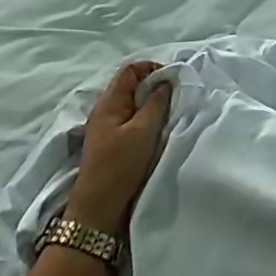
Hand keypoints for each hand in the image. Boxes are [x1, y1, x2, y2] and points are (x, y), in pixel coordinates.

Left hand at [64, 61, 171, 233]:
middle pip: (131, 85)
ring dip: (152, 103)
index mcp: (109, 102)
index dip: (152, 68)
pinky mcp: (112, 142)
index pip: (130, 70)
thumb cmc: (120, 165)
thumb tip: (166, 81)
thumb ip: (157, 102)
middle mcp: (105, 110)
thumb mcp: (143, 130)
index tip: (173, 79)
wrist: (99, 208)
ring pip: (133, 103)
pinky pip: (132, 119)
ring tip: (170, 112)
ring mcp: (106, 127)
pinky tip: (158, 128)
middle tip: (176, 95)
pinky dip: (147, 118)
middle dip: (155, 85)